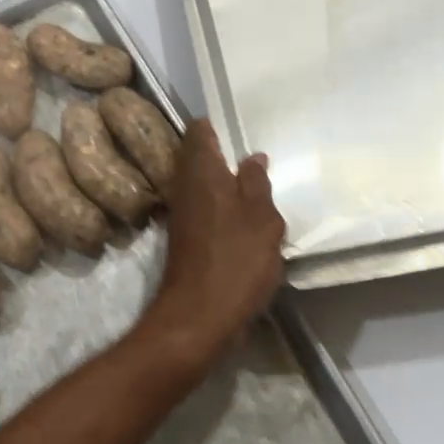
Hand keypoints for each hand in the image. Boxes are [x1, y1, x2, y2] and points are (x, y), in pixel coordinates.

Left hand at [136, 120, 285, 370]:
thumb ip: (257, 182)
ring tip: (261, 192)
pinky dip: (224, 211)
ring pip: (205, 185)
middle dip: (227, 156)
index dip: (219, 125)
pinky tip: (248, 224)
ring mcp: (182, 213)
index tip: (244, 127)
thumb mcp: (262, 218)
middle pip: (201, 156)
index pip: (200, 129)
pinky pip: (206, 210)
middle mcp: (184, 185)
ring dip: (228, 186)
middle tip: (260, 160)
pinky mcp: (185, 239)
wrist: (198, 318)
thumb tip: (252, 157)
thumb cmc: (236, 260)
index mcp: (200, 169)